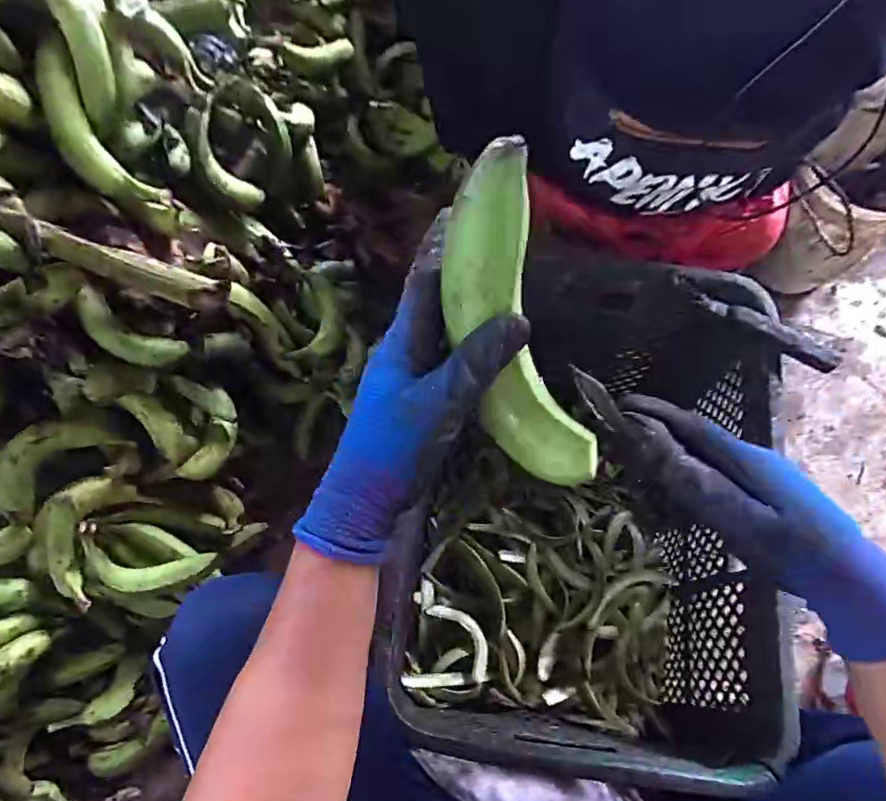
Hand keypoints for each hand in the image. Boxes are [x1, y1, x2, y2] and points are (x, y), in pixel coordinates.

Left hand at [292, 226, 529, 563]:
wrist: (367, 504)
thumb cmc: (394, 450)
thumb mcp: (438, 403)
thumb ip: (475, 363)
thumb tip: (518, 319)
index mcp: (400, 341)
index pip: (424, 280)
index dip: (444, 245)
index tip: (466, 211)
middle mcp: (406, 353)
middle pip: (436, 303)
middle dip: (464, 274)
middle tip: (500, 250)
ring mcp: (414, 380)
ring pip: (446, 335)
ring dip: (471, 313)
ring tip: (506, 291)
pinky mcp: (425, 405)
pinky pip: (453, 366)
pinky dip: (474, 352)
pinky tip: (496, 352)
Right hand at [616, 394, 885, 661]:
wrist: (848, 575)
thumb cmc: (797, 553)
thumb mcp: (747, 522)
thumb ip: (704, 487)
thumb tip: (661, 451)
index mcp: (747, 461)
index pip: (694, 427)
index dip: (657, 414)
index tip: (623, 406)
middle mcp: (753, 459)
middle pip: (699, 437)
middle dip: (660, 431)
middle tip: (622, 437)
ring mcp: (761, 475)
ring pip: (707, 456)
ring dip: (674, 452)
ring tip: (641, 461)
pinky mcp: (764, 493)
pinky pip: (717, 473)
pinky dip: (690, 472)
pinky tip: (680, 489)